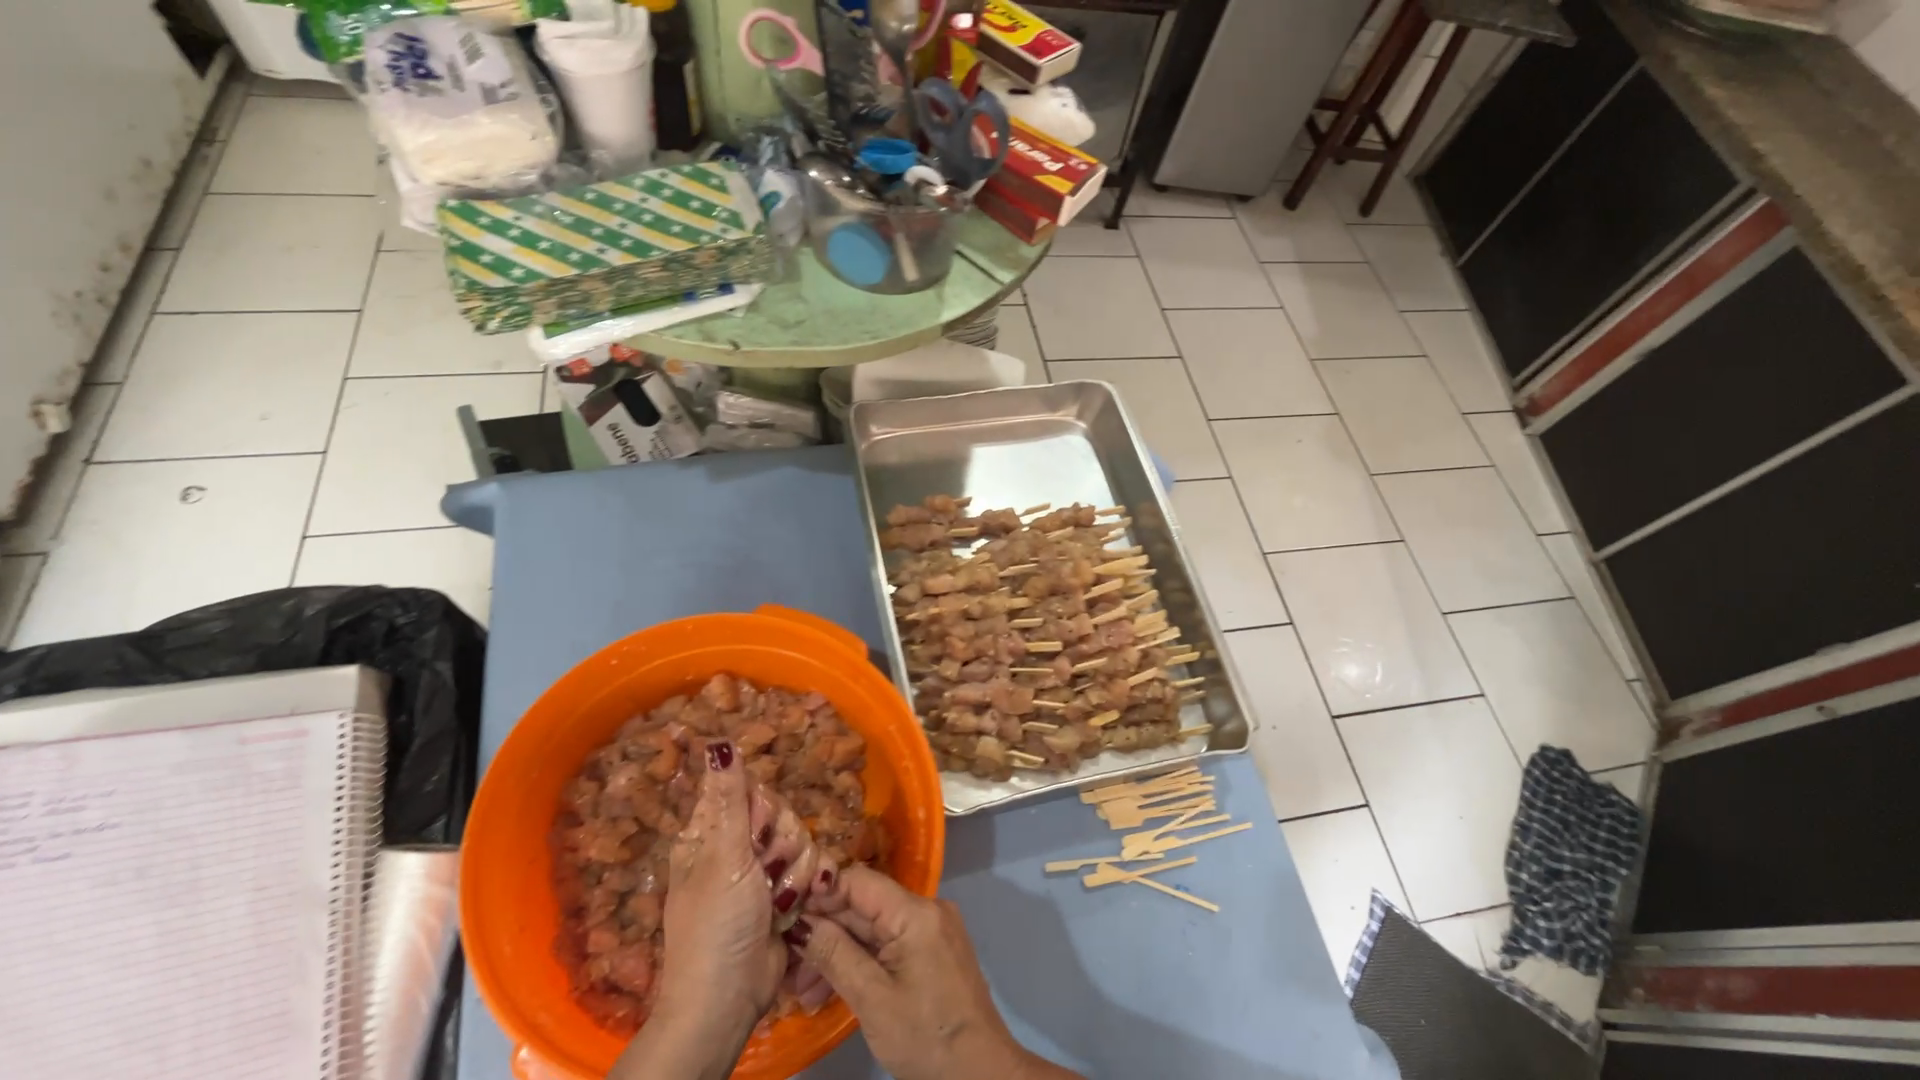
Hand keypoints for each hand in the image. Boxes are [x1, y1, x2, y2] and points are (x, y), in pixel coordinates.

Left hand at [613, 739, 785, 1079]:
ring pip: (801, 839)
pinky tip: (791, 910)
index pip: (746, 789)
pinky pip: (812, 868)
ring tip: (775, 900)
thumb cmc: (717, 926)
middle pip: (781, 812)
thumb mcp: (722, 857)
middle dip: (782, 840)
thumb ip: (729, 798)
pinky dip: (805, 889)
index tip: (757, 828)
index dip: (760, 805)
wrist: (731, 996)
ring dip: (794, 871)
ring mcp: (762, 872)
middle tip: (764, 869)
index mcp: (708, 832)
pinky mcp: (786, 894)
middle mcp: (736, 846)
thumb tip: (718, 742)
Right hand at [787, 866, 1082, 1079]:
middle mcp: (925, 910)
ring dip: (835, 952)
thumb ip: (834, 953)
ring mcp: (929, 931)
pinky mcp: (929, 952)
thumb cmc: (926, 1036)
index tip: (783, 911)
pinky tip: (826, 988)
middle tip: (783, 958)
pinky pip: (884, 945)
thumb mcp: (872, 998)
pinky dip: (857, 962)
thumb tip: (799, 921)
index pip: (857, 881)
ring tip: (801, 988)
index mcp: (916, 912)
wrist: (980, 1074)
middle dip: (821, 930)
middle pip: (862, 906)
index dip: (818, 891)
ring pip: (870, 928)